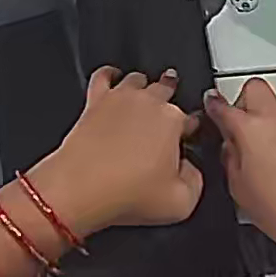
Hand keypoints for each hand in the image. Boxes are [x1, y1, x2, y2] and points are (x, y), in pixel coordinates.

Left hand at [29, 67, 203, 234]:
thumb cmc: (125, 193)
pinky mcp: (95, 101)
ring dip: (145, 85)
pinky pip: (104, 76)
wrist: (80, 189)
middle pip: (167, 89)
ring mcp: (120, 99)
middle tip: (170, 111)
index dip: (192, 128)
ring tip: (147, 94)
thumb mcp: (181, 202)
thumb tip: (191, 171)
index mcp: (173, 121)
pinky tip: (113, 77)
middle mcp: (149, 103)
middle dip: (172, 97)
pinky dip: (110, 74)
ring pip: (139, 79)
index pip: (191, 118)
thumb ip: (195, 181)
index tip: (188, 138)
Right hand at [206, 79, 275, 276]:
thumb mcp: (237, 187)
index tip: (209, 106)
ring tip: (249, 151)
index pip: (223, 105)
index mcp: (252, 129)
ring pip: (272, 108)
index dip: (212, 105)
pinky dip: (273, 136)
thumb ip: (229, 158)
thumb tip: (228, 147)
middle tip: (231, 124)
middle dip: (240, 100)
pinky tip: (268, 164)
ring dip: (258, 120)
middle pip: (254, 88)